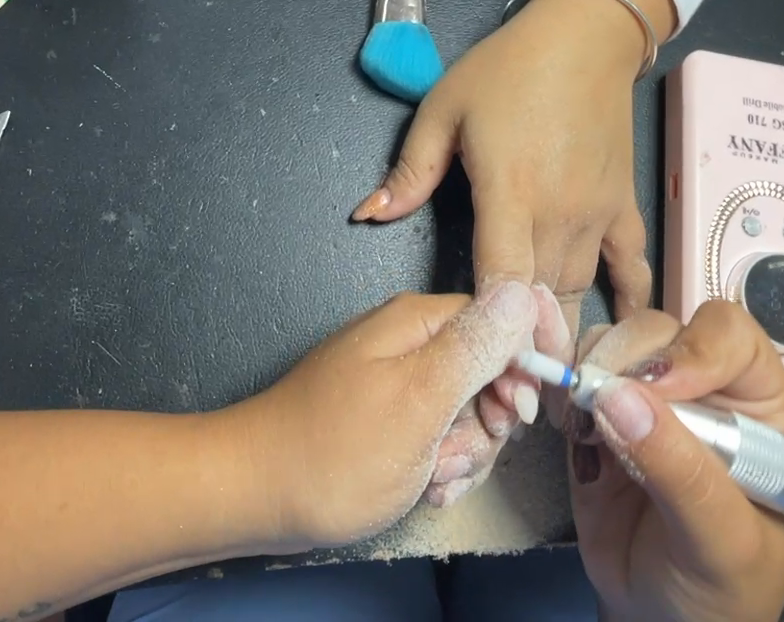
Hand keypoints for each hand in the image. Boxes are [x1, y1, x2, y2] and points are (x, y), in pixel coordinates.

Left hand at [228, 281, 548, 548]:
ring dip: (463, 452)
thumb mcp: (418, 400)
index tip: (526, 414)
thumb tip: (522, 289)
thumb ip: (474, 346)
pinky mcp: (388, 413)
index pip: (503, 317)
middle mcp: (410, 340)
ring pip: (467, 410)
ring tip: (430, 477)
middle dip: (487, 423)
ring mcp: (397, 377)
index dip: (526, 364)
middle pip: (488, 370)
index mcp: (419, 322)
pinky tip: (424, 487)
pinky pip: (438, 432)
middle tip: (455, 455)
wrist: (257, 493)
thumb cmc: (338, 451)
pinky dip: (440, 463)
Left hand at [352, 0, 668, 499]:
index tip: (486, 379)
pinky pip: (629, 265)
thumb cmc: (505, 72)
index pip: (502, 281)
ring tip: (546, 381)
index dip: (496, 335)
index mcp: (510, 194)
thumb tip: (367, 214)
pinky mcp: (625, 205)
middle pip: (542, 299)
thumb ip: (409, 172)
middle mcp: (559, 215)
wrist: (584, 38)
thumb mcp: (443, 111)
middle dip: (526, 350)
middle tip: (507, 401)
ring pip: (580, 290)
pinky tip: (615, 338)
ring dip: (563, 333)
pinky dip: (623, 302)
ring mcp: (598, 214)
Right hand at [569, 302, 783, 621]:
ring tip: (580, 427)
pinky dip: (560, 384)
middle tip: (595, 403)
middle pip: (661, 330)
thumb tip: (617, 396)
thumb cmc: (717, 591)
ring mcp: (645, 396)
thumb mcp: (718, 542)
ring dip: (586, 369)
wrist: (655, 621)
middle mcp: (702, 389)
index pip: (732, 340)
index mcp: (756, 411)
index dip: (695, 348)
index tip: (659, 387)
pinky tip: (565, 424)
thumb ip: (678, 470)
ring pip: (612, 340)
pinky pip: (573, 367)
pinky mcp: (598, 407)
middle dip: (625, 358)